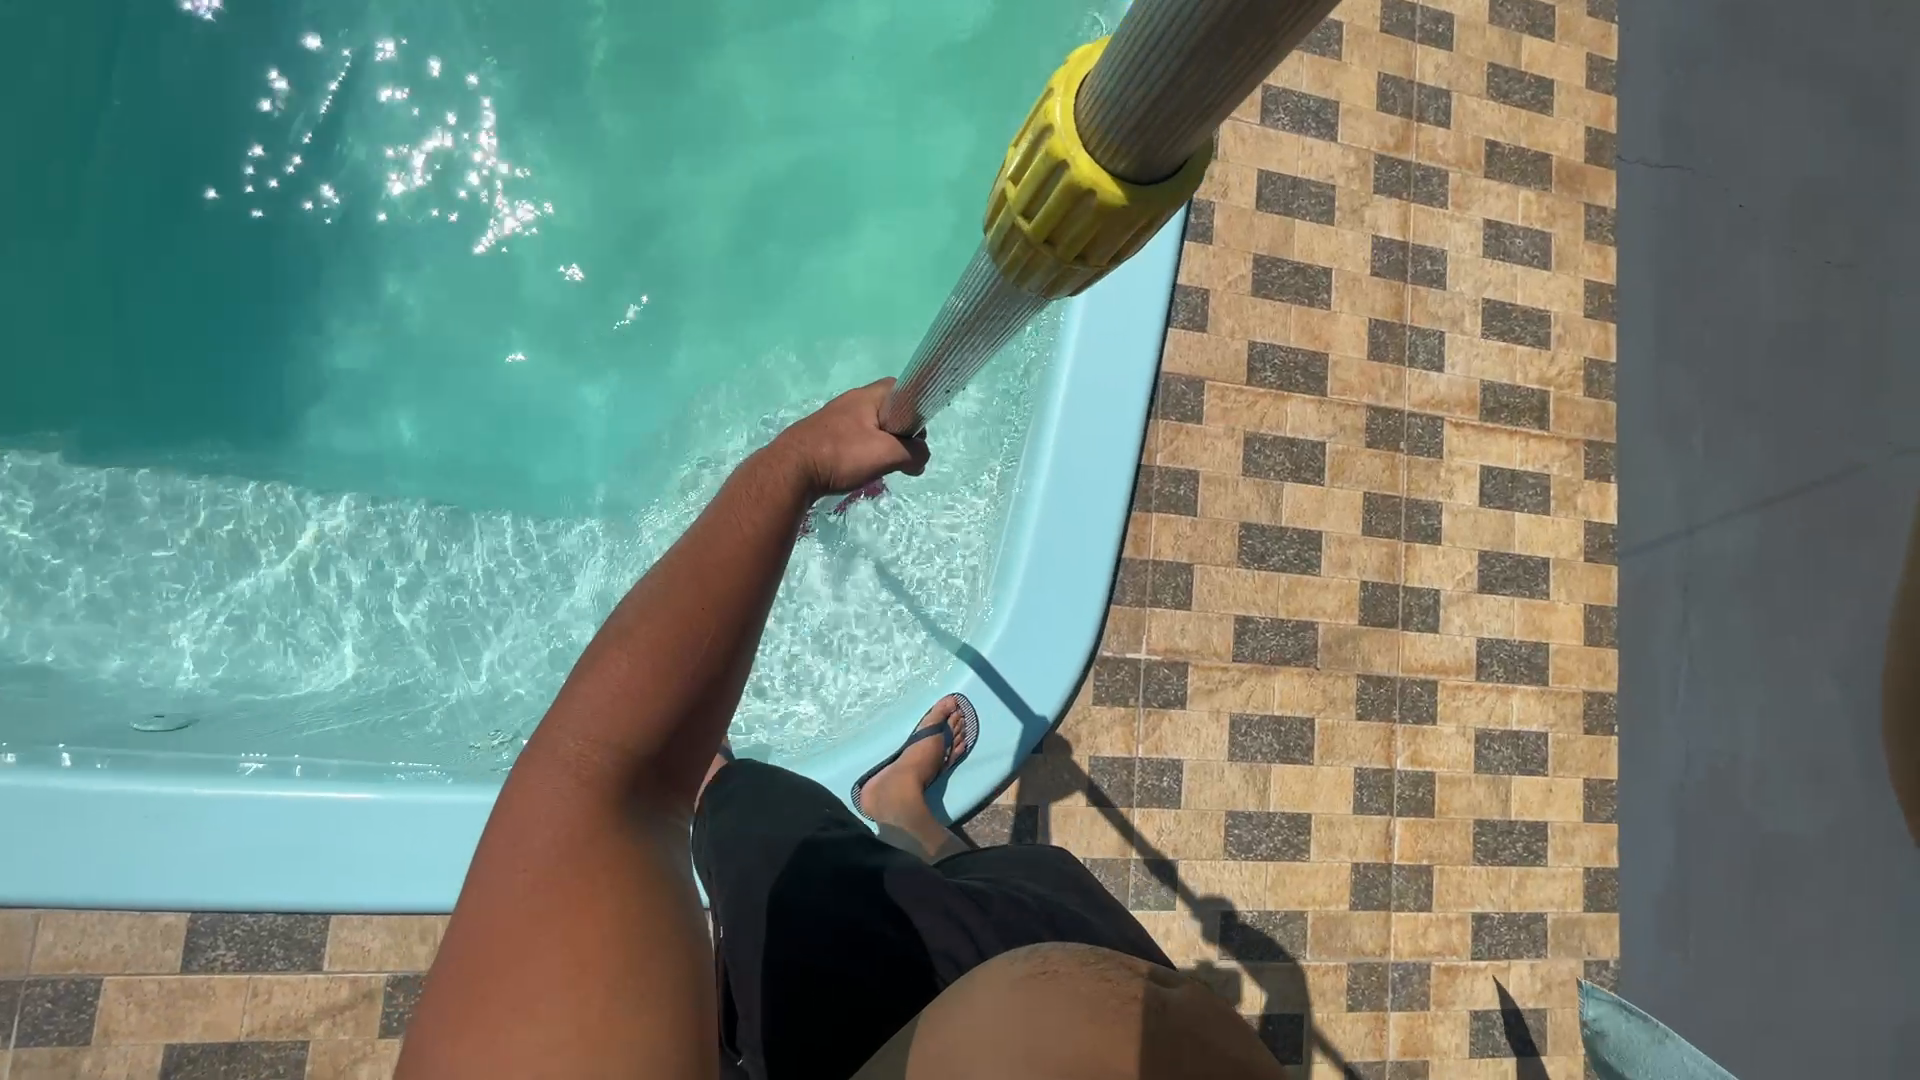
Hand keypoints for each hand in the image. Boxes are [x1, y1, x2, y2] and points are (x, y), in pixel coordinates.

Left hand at [770, 378, 930, 498]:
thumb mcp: (887, 454)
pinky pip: (852, 440)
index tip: (916, 433)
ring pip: (870, 428)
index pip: (900, 387)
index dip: (915, 407)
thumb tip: (921, 458)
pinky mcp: (822, 437)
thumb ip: (913, 453)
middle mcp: (850, 402)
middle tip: (901, 455)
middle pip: (887, 411)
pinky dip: (861, 454)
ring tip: (880, 467)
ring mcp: (834, 420)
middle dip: (900, 433)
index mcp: (867, 397)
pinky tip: (858, 471)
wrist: (790, 471)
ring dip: (881, 446)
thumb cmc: (841, 455)